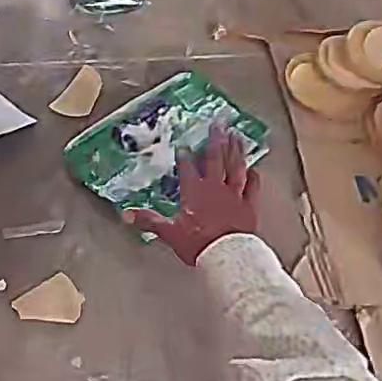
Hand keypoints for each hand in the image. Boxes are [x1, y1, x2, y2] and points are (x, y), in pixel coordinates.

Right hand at [124, 121, 259, 264]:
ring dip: (236, 151)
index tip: (183, 146)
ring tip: (237, 136)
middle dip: (215, 140)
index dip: (185, 156)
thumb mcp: (169, 232)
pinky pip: (253, 187)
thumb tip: (127, 214)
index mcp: (194, 191)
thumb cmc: (198, 243)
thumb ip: (149, 221)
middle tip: (218, 124)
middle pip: (215, 159)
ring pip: (235, 167)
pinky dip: (253, 176)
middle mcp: (215, 188)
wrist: (226, 256)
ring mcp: (234, 195)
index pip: (188, 168)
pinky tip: (254, 168)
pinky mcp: (249, 206)